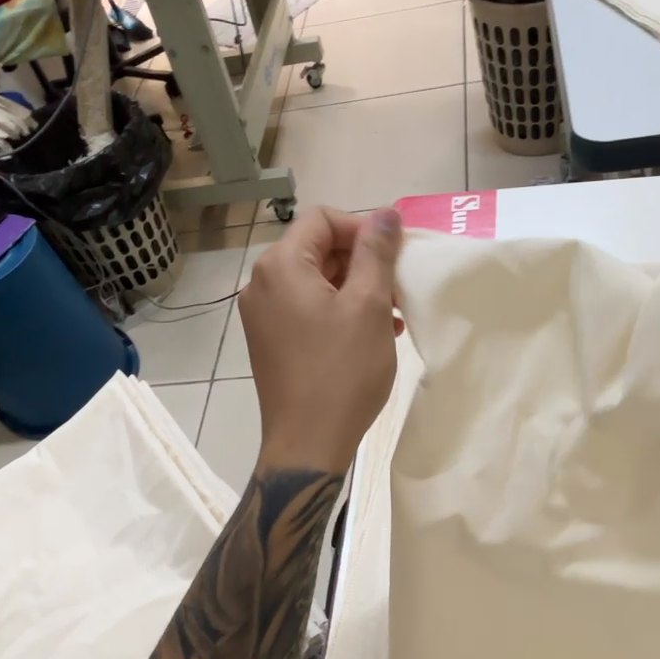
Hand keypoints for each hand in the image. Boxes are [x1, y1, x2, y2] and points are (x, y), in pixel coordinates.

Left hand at [238, 206, 404, 473]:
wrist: (307, 444)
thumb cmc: (342, 373)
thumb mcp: (368, 307)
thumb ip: (377, 254)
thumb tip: (386, 214)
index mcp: (280, 266)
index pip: (322, 219)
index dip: (363, 229)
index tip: (394, 258)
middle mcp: (262, 284)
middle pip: (316, 250)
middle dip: (361, 263)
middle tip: (397, 290)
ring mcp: (262, 316)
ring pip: (315, 283)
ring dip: (354, 291)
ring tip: (391, 318)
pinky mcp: (269, 343)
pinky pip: (306, 311)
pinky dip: (337, 313)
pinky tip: (369, 336)